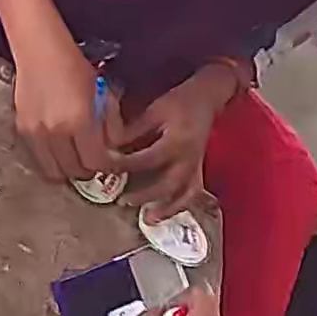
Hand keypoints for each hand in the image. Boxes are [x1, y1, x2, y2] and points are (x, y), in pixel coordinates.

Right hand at [12, 31, 112, 180]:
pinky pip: (39, 159)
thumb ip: (111, 124)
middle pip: (75, 171)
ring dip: (68, 169)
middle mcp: (55, 132)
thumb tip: (114, 147)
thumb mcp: (102, 92)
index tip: (111, 163)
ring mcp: (36, 133)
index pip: (96, 161)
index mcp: (79, 121)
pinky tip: (60, 149)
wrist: (39, 51)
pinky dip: (52, 160)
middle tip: (94, 161)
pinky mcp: (22, 130)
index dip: (107, 166)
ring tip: (76, 159)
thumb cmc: (73, 67)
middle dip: (89, 169)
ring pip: (54, 171)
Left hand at [115, 64, 240, 216]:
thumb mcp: (154, 110)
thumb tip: (111, 146)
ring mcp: (196, 166)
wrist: (208, 97)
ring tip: (147, 219)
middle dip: (144, 195)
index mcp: (176, 141)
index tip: (108, 169)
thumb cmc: (179, 101)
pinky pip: (192, 193)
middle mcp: (188, 158)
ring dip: (166, 208)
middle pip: (166, 185)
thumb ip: (134, 129)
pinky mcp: (199, 169)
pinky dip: (179, 206)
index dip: (126, 166)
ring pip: (184, 195)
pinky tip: (164, 214)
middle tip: (122, 200)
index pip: (146, 160)